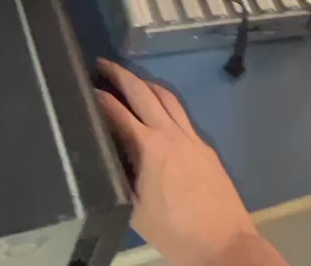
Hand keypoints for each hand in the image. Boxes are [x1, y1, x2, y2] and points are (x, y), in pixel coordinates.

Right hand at [94, 60, 284, 265]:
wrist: (226, 245)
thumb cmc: (176, 232)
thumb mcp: (135, 210)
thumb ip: (119, 177)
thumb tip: (104, 157)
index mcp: (148, 147)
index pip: (117, 111)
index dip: (98, 97)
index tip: (84, 87)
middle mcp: (168, 133)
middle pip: (141, 91)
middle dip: (119, 74)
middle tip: (102, 64)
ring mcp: (190, 136)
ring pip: (165, 96)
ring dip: (144, 82)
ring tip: (130, 78)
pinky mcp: (204, 146)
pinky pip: (181, 113)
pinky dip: (164, 101)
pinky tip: (159, 109)